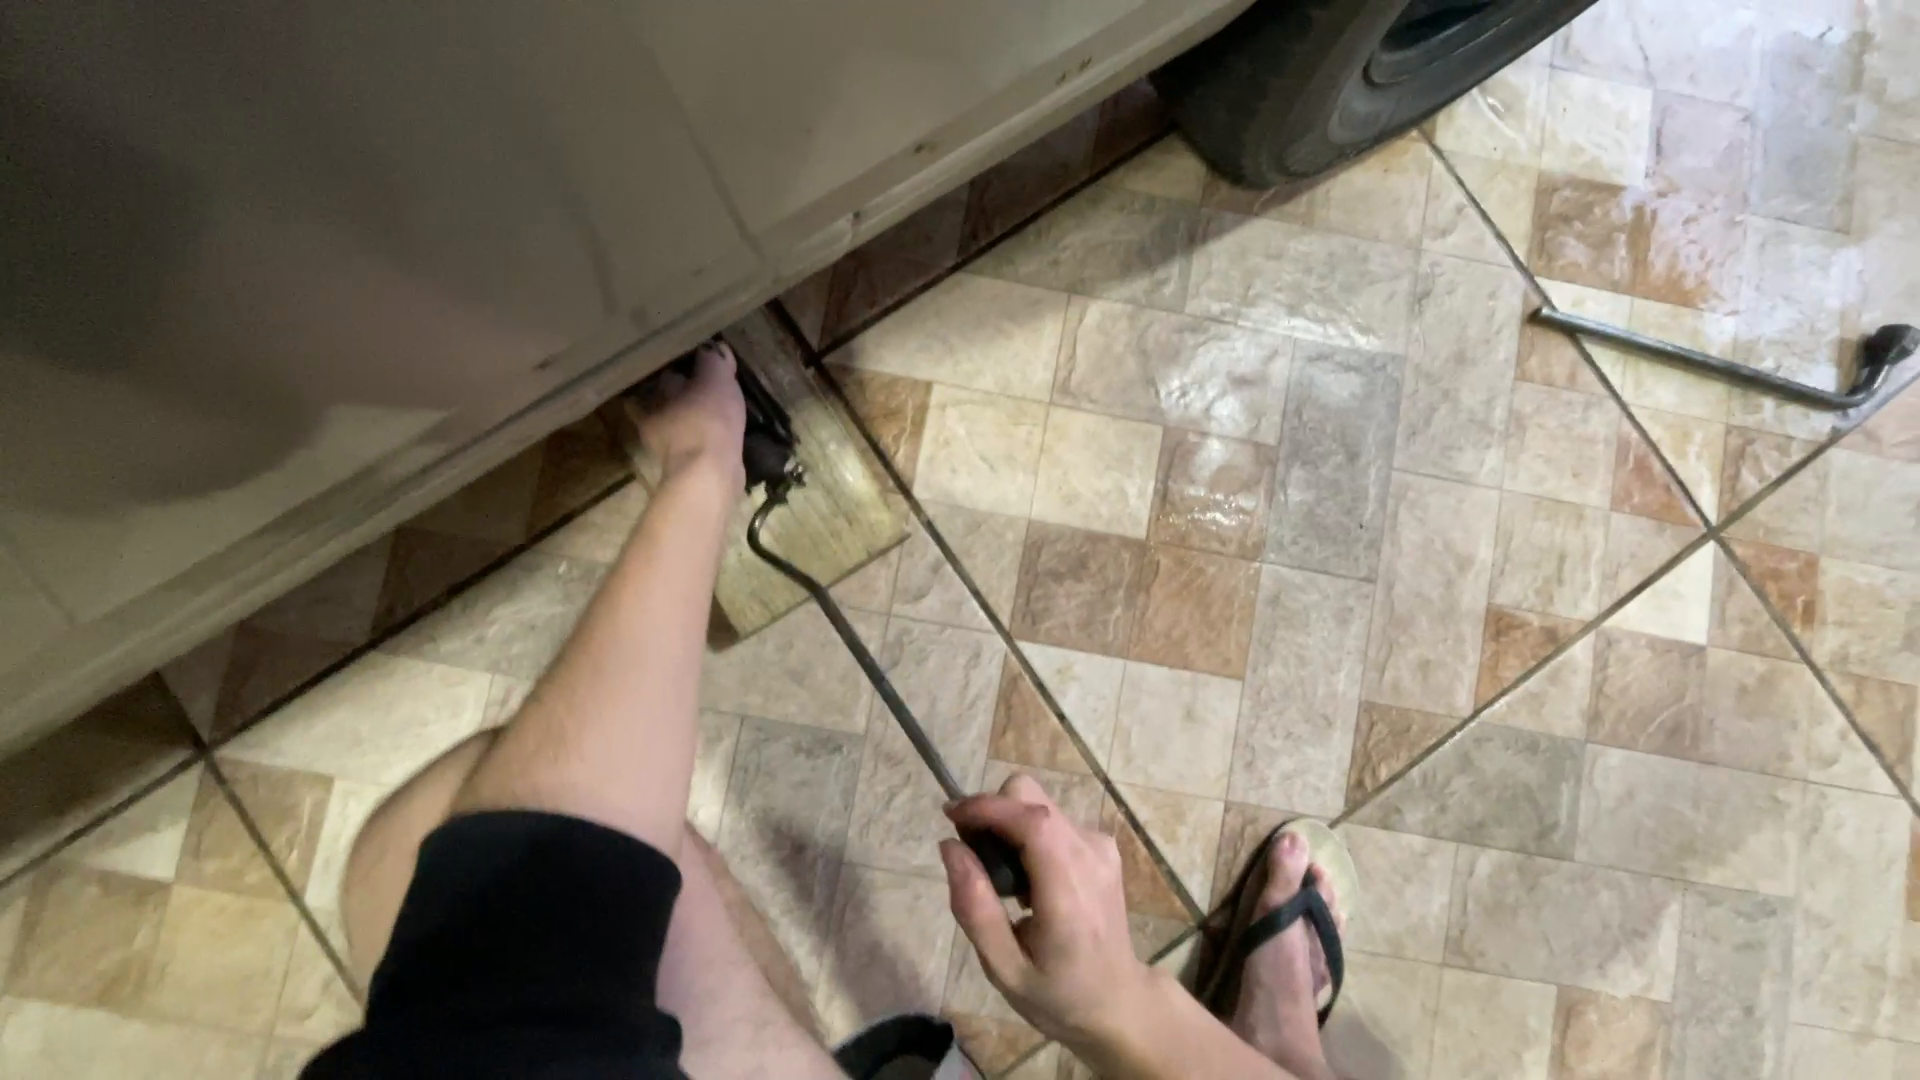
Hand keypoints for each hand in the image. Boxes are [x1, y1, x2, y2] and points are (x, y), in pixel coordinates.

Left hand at [637, 341, 746, 483]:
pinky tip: (722, 442)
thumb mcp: (715, 379)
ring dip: (697, 423)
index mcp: (659, 395)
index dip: (686, 371)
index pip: (670, 376)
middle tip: (712, 394)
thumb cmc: (708, 419)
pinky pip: (697, 449)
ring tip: (720, 418)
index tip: (704, 369)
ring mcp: (668, 448)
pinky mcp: (686, 470)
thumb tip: (714, 347)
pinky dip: (707, 444)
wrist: (709, 472)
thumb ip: (714, 361)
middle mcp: (657, 419)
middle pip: (672, 402)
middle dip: (687, 398)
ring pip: (683, 427)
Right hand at [940, 775, 1162, 1050]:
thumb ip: (974, 907)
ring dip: (1008, 826)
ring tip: (1003, 880)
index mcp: (1069, 889)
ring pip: (1038, 804)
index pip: (1031, 820)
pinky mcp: (1101, 844)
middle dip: (993, 813)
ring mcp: (1100, 845)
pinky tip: (1027, 879)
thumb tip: (949, 846)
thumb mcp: (1004, 968)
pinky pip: (1051, 818)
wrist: (1118, 1001)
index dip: (987, 807)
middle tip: (975, 857)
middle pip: (1031, 797)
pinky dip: (1027, 834)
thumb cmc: (1058, 994)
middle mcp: (1090, 853)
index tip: (951, 816)